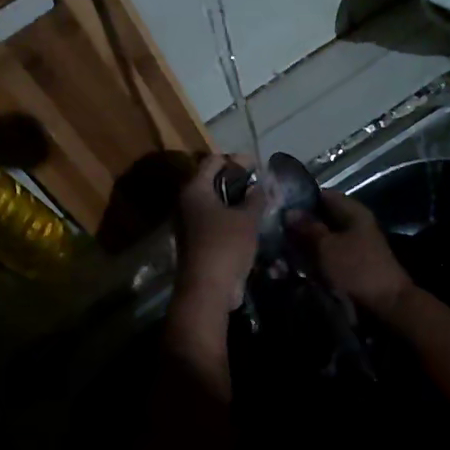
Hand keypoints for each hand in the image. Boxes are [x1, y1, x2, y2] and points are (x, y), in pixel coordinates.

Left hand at [174, 154, 265, 317]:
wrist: (207, 289)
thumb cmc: (226, 246)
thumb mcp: (247, 219)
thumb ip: (255, 198)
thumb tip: (260, 185)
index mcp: (195, 190)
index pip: (214, 161)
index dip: (236, 160)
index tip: (258, 165)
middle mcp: (187, 203)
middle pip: (213, 181)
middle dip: (238, 180)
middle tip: (262, 184)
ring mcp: (190, 223)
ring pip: (215, 203)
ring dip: (237, 201)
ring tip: (261, 202)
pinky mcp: (198, 241)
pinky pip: (216, 221)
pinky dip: (232, 217)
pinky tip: (252, 222)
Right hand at [287, 191, 415, 317]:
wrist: (385, 306)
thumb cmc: (356, 270)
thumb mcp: (327, 247)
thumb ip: (307, 228)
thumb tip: (289, 211)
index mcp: (353, 212)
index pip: (323, 195)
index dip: (301, 200)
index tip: (277, 208)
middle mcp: (354, 225)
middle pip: (322, 219)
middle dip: (299, 227)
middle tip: (274, 233)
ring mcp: (354, 246)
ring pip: (323, 240)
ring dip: (304, 246)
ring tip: (280, 252)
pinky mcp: (351, 266)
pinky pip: (327, 257)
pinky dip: (313, 261)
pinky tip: (295, 266)